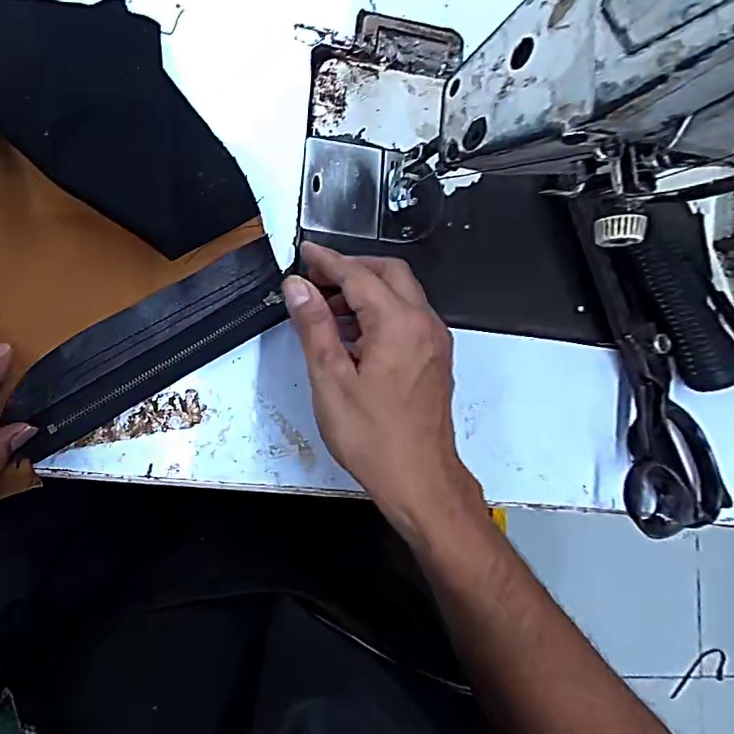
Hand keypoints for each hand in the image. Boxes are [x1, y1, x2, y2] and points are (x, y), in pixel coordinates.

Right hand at [282, 243, 487, 547]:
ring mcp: (433, 342)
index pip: (358, 275)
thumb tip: (299, 289)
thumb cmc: (378, 440)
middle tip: (314, 276)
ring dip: (364, 289)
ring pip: (400, 294)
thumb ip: (315, 326)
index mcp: (399, 325)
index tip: (305, 254)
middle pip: (387, 273)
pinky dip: (378, 311)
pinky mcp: (433, 358)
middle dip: (349, 268)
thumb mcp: (331, 379)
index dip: (327, 261)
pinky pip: (406, 317)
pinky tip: (351, 333)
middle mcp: (424, 326)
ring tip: (325, 307)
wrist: (419, 479)